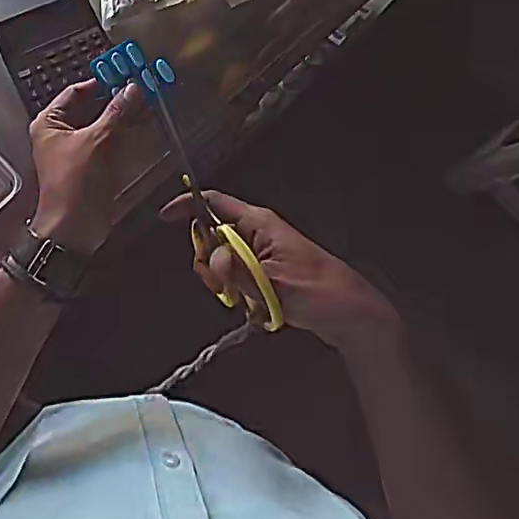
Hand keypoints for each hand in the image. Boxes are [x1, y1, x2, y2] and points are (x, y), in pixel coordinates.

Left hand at [28, 80, 144, 254]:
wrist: (75, 228)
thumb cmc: (72, 185)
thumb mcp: (96, 140)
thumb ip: (116, 112)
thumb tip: (130, 90)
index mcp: (49, 123)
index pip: (75, 91)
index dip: (99, 81)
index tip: (121, 72)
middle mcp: (61, 134)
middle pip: (91, 106)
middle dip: (115, 96)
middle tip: (137, 83)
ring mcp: (78, 149)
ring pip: (103, 121)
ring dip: (123, 111)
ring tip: (145, 97)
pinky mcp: (93, 163)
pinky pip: (110, 138)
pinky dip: (124, 128)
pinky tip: (142, 119)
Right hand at [159, 190, 399, 355]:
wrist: (353, 316)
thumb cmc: (320, 292)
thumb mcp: (275, 284)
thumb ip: (238, 273)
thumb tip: (210, 259)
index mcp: (258, 223)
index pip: (214, 203)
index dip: (188, 206)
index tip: (166, 218)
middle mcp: (257, 234)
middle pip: (212, 239)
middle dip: (211, 265)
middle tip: (226, 288)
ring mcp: (261, 255)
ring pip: (223, 264)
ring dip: (229, 286)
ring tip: (253, 302)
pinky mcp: (266, 274)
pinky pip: (238, 281)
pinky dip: (243, 297)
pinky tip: (262, 310)